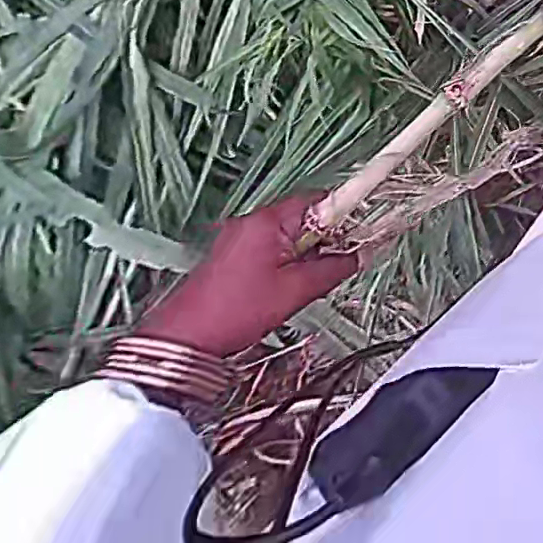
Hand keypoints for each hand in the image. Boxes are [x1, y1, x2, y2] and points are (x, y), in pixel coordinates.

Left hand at [138, 194, 357, 356]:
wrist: (181, 342)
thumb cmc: (237, 312)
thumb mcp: (295, 291)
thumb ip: (333, 268)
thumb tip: (361, 255)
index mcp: (269, 221)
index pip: (319, 200)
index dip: (344, 213)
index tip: (362, 230)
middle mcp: (253, 220)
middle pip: (304, 216)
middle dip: (325, 237)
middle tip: (339, 260)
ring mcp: (239, 236)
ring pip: (289, 232)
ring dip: (306, 250)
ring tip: (310, 278)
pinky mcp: (232, 253)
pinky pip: (272, 245)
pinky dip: (287, 258)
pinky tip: (289, 283)